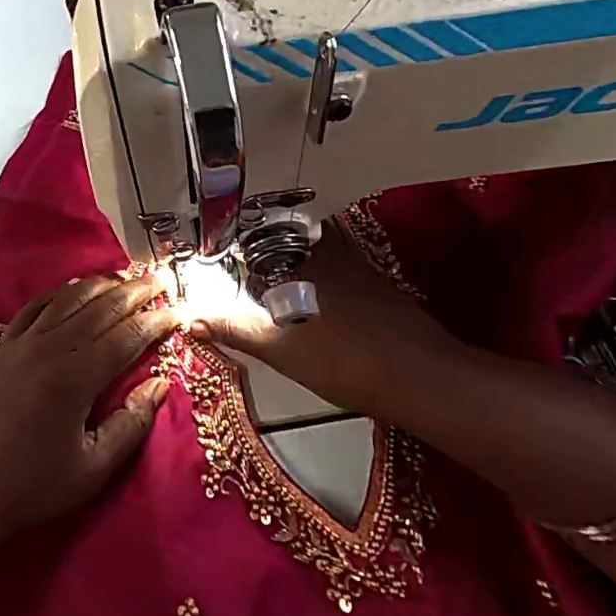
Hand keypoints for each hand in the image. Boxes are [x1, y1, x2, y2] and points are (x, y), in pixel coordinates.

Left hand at [0, 274, 177, 546]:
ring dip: (99, 284)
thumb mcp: (91, 469)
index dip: (154, 321)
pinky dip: (58, 292)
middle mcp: (51, 347)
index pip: (125, 336)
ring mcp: (22, 342)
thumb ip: (130, 425)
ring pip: (68, 300)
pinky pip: (35, 307)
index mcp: (76, 376)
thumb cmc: (27, 486)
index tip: (175, 311)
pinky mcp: (1, 346)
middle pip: (100, 308)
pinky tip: (70, 289)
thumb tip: (162, 385)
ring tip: (122, 276)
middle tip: (157, 280)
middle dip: (133, 291)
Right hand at [191, 221, 468, 419]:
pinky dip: (318, 274)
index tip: (217, 256)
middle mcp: (324, 250)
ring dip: (290, 261)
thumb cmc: (344, 361)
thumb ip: (235, 330)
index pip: (254, 238)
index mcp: (296, 261)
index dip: (232, 245)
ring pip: (310, 249)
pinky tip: (315, 301)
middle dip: (261, 251)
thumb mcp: (280, 351)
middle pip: (282, 239)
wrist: (422, 377)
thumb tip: (192, 320)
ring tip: (273, 286)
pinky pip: (334, 262)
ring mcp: (353, 262)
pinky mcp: (374, 280)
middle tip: (243, 272)